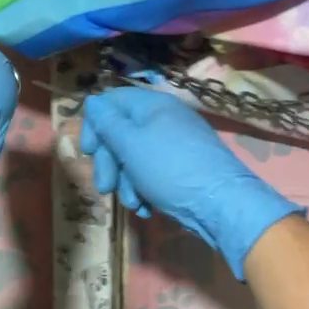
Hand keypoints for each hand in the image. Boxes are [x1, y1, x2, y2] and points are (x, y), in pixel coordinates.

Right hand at [79, 87, 304, 280]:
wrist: (221, 204)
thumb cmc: (170, 169)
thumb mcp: (131, 145)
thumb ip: (108, 123)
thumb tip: (92, 99)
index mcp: (153, 105)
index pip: (112, 101)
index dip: (95, 124)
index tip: (87, 152)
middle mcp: (164, 119)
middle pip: (121, 133)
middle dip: (110, 162)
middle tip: (106, 188)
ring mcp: (175, 144)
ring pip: (135, 158)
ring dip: (127, 182)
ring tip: (134, 203)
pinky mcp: (183, 168)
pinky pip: (153, 173)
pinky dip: (145, 189)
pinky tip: (146, 208)